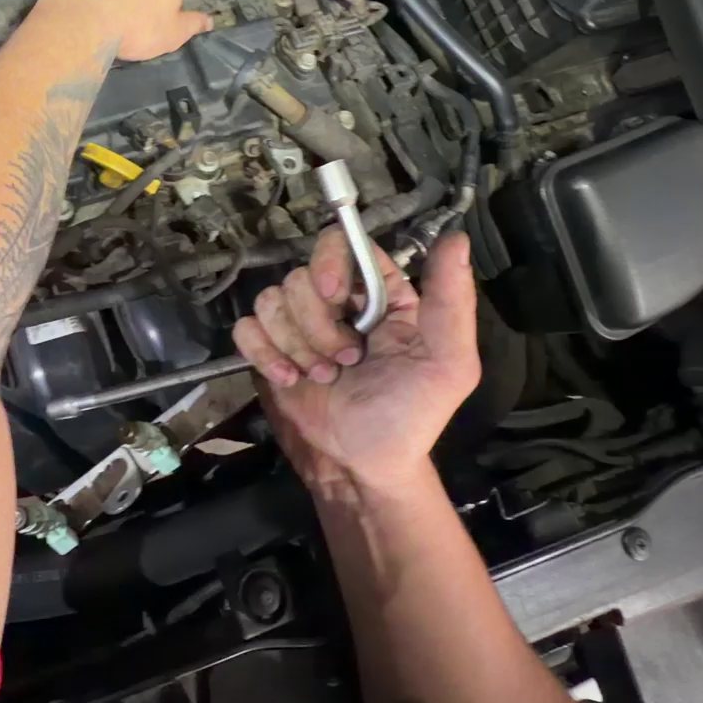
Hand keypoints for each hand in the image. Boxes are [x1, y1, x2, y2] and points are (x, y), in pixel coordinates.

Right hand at [232, 229, 479, 491]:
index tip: (332, 293)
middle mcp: (335, 301)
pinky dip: (263, 354)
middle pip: (299, 277)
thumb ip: (451, 300)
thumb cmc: (412, 415)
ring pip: (270, 300)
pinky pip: (246, 328)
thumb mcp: (449, 361)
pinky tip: (288, 379)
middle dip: (317, 325)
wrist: (365, 464)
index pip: (342, 245)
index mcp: (378, 294)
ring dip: (295, 345)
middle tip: (344, 360)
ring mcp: (297, 324)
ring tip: (322, 376)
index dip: (329, 262)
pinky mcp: (268, 348)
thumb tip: (456, 238)